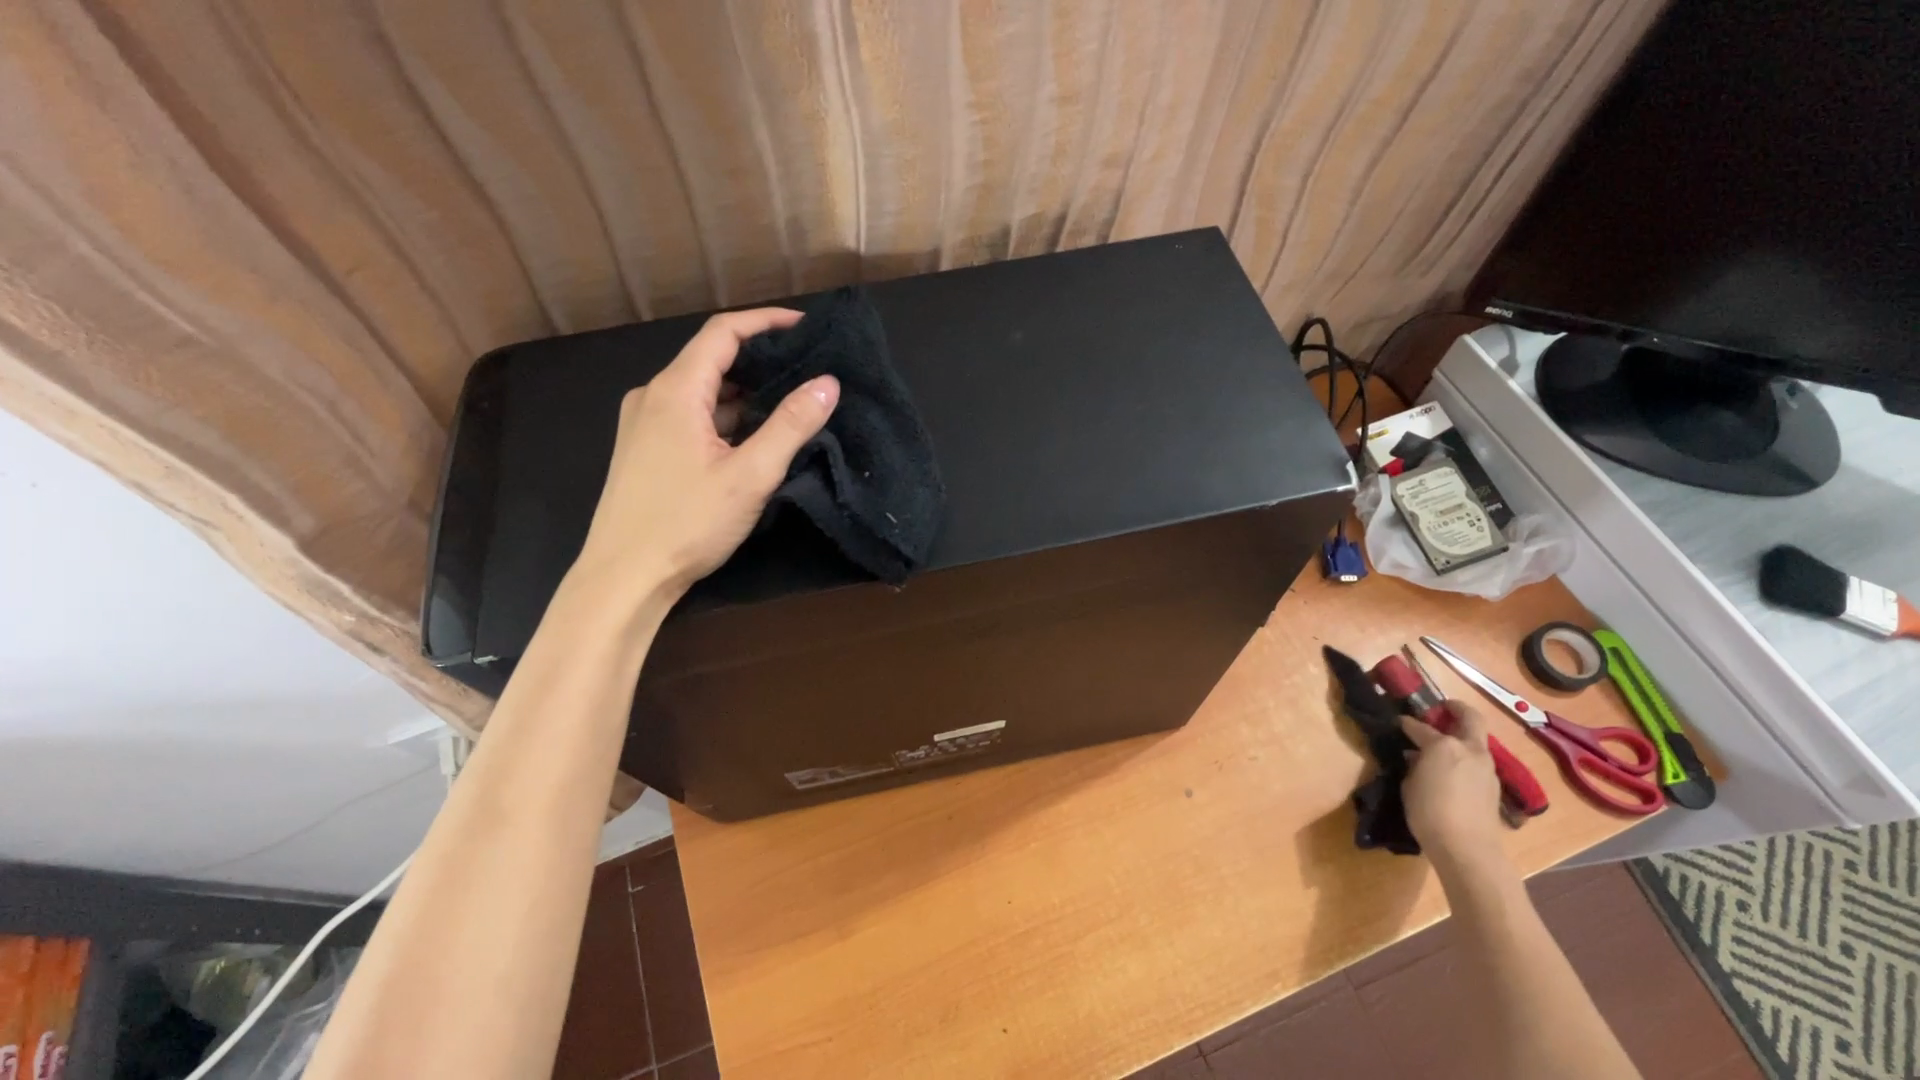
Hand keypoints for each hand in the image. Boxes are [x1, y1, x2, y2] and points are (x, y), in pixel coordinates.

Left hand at [572, 307, 839, 603]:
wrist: (624, 576)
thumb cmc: (687, 524)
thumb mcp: (750, 475)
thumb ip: (790, 425)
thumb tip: (828, 382)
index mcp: (675, 391)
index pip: (723, 333)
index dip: (766, 322)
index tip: (806, 326)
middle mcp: (653, 396)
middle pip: (710, 358)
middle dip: (760, 359)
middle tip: (806, 366)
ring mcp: (643, 423)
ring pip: (701, 391)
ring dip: (743, 392)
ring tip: (789, 401)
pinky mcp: (643, 449)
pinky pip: (689, 415)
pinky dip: (724, 416)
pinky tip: (751, 437)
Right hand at [1400, 703, 1505, 866]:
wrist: (1467, 848)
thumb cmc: (1429, 813)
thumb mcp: (1410, 785)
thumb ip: (1414, 765)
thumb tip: (1417, 758)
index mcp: (1444, 745)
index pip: (1420, 727)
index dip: (1407, 723)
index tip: (1399, 721)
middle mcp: (1469, 749)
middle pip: (1470, 718)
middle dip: (1456, 709)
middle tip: (1442, 709)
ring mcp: (1486, 767)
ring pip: (1476, 741)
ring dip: (1462, 737)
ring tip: (1444, 747)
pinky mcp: (1493, 785)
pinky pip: (1478, 761)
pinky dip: (1466, 759)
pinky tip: (1452, 773)